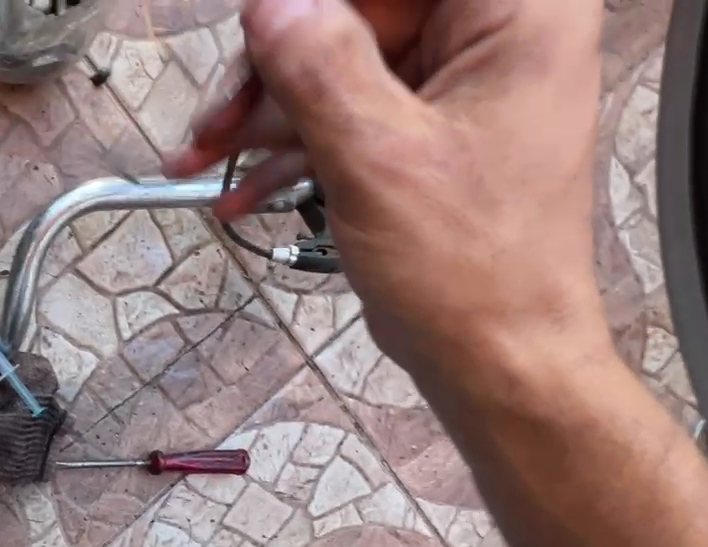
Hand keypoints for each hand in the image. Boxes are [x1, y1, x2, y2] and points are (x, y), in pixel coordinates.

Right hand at [167, 0, 609, 379]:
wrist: (488, 351)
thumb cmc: (460, 261)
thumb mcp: (376, 158)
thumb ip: (320, 70)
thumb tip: (270, 5)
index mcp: (510, 11)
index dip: (307, 7)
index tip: (249, 38)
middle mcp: (484, 36)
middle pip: (352, 18)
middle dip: (269, 73)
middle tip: (208, 127)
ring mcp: (445, 92)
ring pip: (333, 75)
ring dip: (259, 123)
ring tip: (197, 165)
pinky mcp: (414, 142)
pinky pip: (338, 125)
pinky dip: (284, 159)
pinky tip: (236, 198)